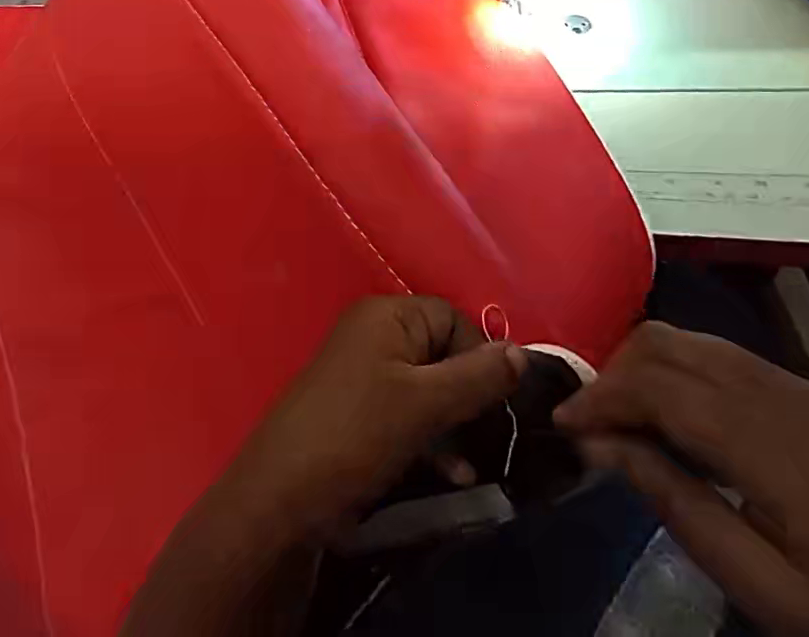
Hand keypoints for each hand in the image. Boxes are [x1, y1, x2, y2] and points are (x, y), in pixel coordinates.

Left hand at [121, 298, 524, 636]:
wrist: (287, 492)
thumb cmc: (358, 432)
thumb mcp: (425, 403)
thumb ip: (476, 376)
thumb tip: (521, 351)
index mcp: (387, 316)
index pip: (452, 318)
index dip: (478, 356)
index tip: (495, 400)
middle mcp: (376, 336)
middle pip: (443, 355)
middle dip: (470, 398)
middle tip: (490, 437)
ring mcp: (366, 374)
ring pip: (431, 390)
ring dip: (457, 428)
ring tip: (471, 468)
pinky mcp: (363, 412)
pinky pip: (411, 415)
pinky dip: (434, 441)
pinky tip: (453, 477)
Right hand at [555, 322, 808, 636]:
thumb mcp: (765, 587)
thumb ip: (675, 503)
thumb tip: (597, 445)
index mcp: (774, 444)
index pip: (657, 385)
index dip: (598, 395)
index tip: (560, 423)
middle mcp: (782, 396)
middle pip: (666, 343)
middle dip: (612, 372)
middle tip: (588, 420)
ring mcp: (798, 389)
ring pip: (688, 339)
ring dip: (640, 365)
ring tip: (618, 414)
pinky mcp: (807, 395)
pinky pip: (717, 355)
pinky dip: (673, 368)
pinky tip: (669, 412)